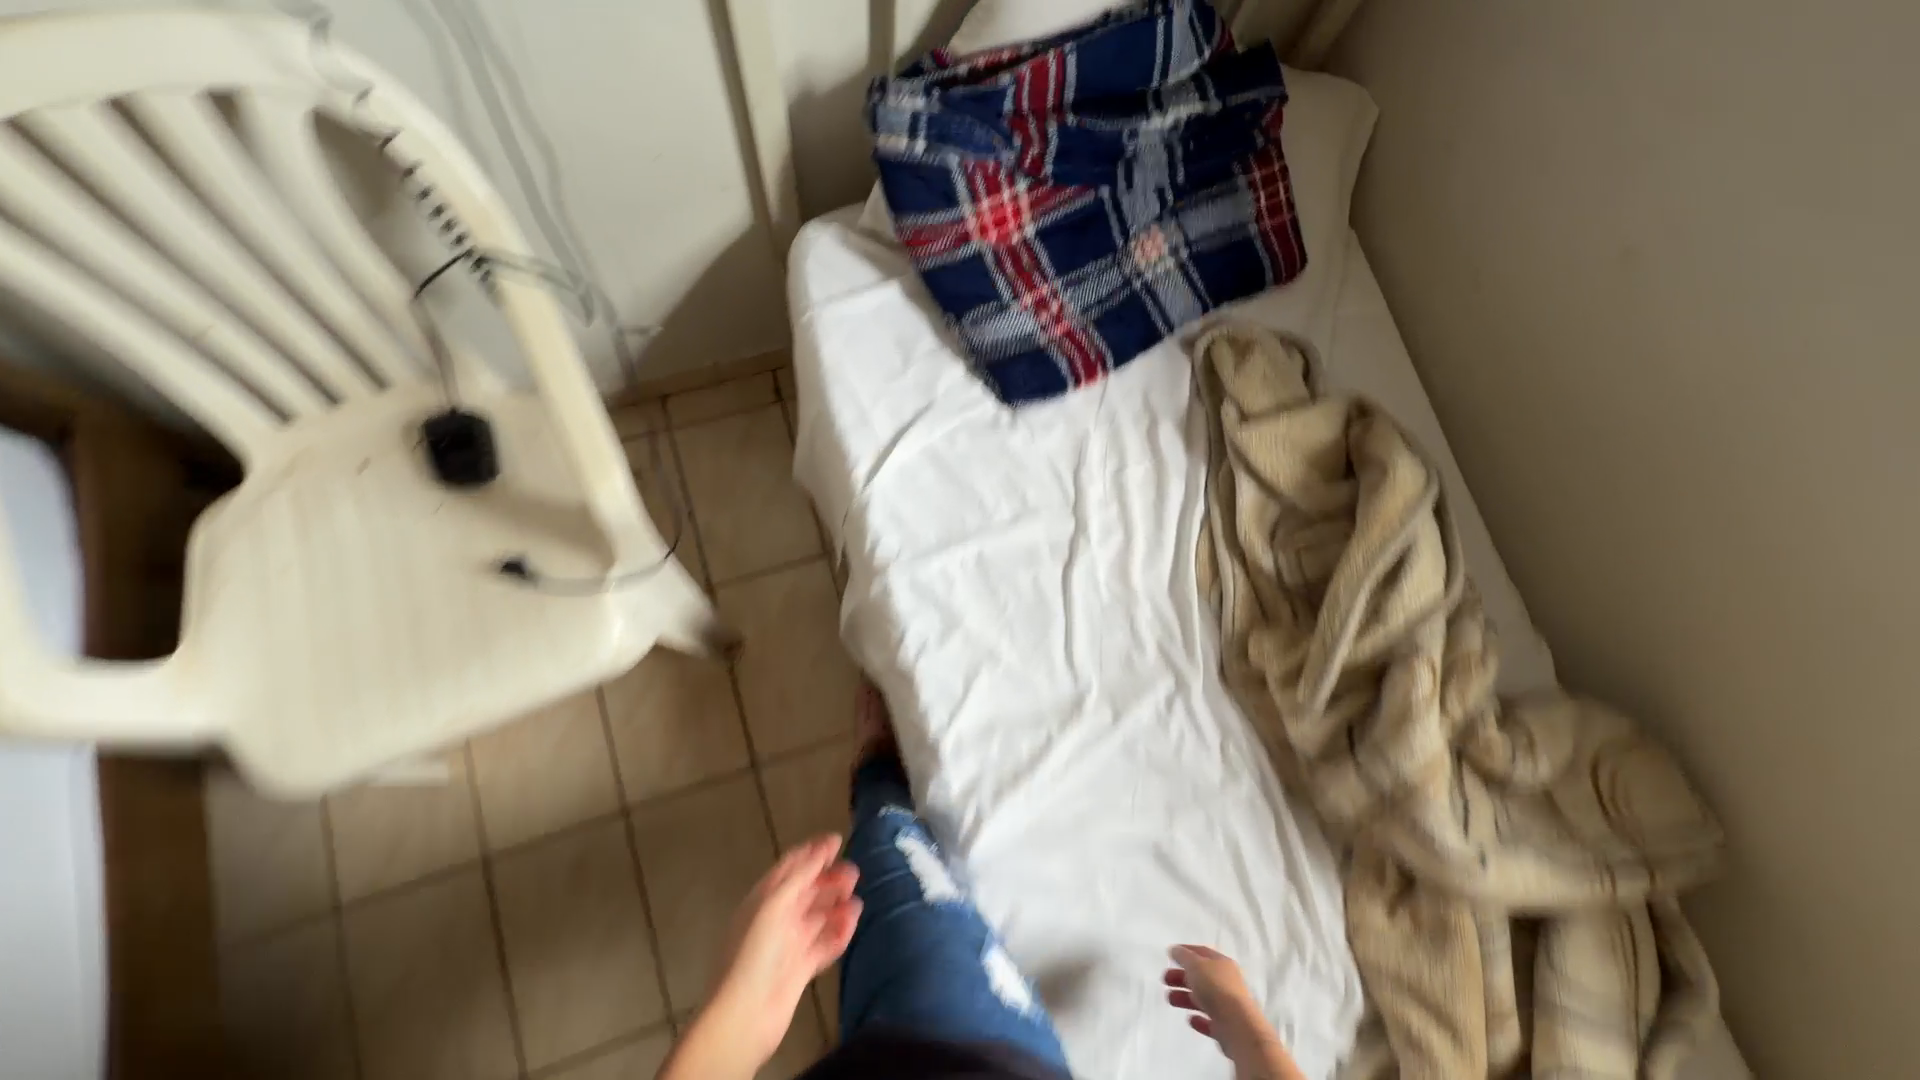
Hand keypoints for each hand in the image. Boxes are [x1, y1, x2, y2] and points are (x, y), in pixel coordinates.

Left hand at [702, 836, 862, 1066]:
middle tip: (854, 873)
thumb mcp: (775, 905)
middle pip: (807, 891)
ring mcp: (789, 944)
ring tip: (856, 902)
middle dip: (829, 879)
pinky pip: (824, 945)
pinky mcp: (801, 968)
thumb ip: (800, 876)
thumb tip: (822, 847)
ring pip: (818, 918)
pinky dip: (838, 935)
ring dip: (837, 907)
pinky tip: (850, 927)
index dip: (812, 852)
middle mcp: (776, 918)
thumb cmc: (755, 953)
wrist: (745, 1015)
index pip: (790, 867)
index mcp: (764, 899)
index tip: (837, 840)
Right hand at [1165, 945, 1303, 1079]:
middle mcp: (1227, 982)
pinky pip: (1209, 1020)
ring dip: (1185, 997)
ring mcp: (1227, 1005)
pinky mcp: (1226, 1027)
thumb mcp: (1196, 965)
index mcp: (1222, 964)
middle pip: (1200, 976)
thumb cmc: (1215, 988)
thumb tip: (1175, 950)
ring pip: (1203, 998)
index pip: (1202, 952)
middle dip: (1181, 977)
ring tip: (1170, 1000)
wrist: (1238, 1026)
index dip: (1185, 951)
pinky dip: (1199, 1019)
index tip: (1169, 955)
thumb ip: (1184, 957)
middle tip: (1165, 980)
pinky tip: (1190, 1019)